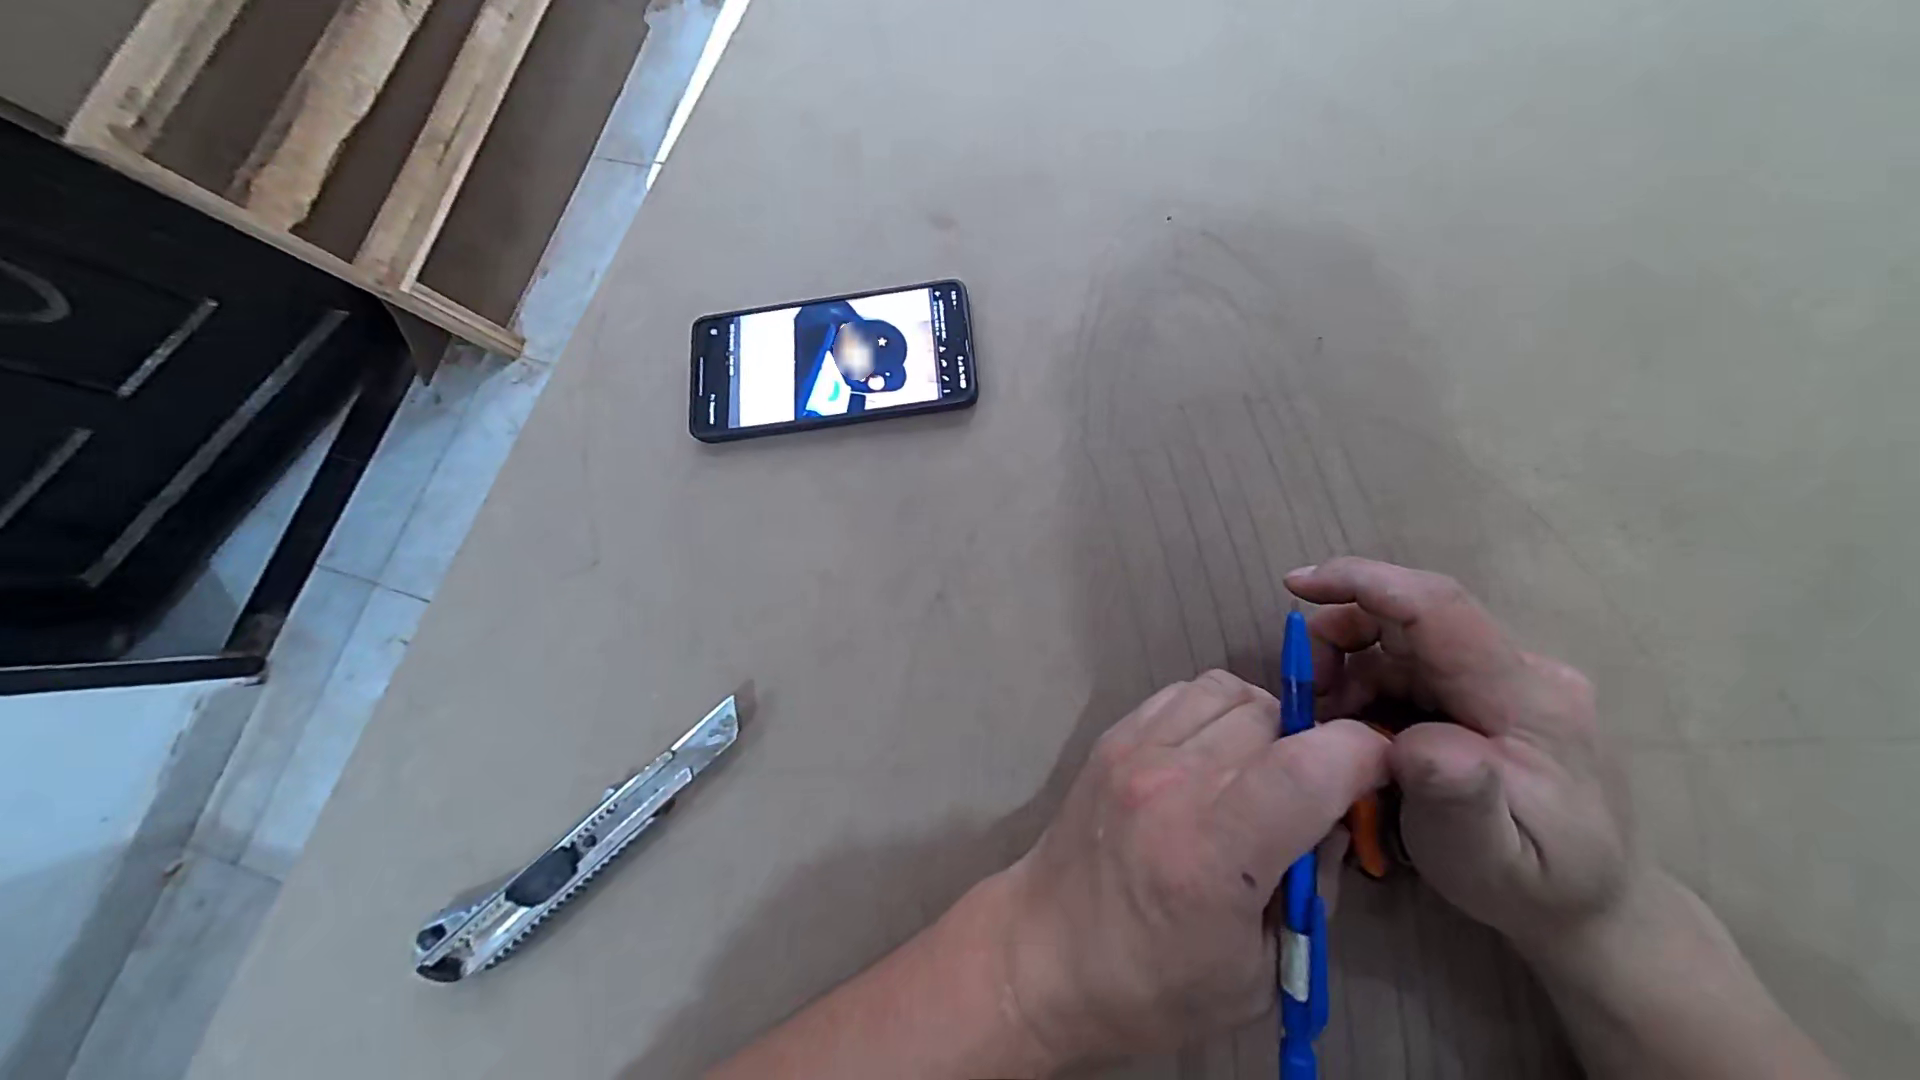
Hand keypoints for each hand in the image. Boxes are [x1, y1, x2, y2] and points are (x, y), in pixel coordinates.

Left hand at [997, 670, 1388, 1065]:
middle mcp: (1170, 785)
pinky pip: (1182, 692)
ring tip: (1258, 765)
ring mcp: (1134, 752)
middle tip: (1309, 788)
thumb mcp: (1263, 968)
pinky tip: (1210, 750)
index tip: (1379, 770)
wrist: (1045, 950)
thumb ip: (1309, 882)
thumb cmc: (1154, 983)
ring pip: (1227, 690)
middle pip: (1271, 718)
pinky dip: (1213, 709)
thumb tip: (1336, 810)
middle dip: (1312, 745)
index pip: (1306, 767)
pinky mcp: (1112, 737)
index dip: (1362, 755)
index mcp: (1212, 854)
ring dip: (1262, 718)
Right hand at [1283, 557, 1633, 948]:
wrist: (1585, 905)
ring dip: (1344, 670)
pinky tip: (1354, 730)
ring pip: (1394, 643)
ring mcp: (1495, 680)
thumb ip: (1459, 794)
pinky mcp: (1476, 693)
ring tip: (1330, 726)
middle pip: (1404, 618)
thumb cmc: (1536, 882)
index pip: (1437, 607)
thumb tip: (1418, 739)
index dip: (1362, 582)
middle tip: (1307, 696)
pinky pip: (1400, 667)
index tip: (1295, 585)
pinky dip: (1359, 687)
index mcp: (1523, 697)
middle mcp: (1513, 672)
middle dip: (1337, 641)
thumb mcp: (1490, 854)